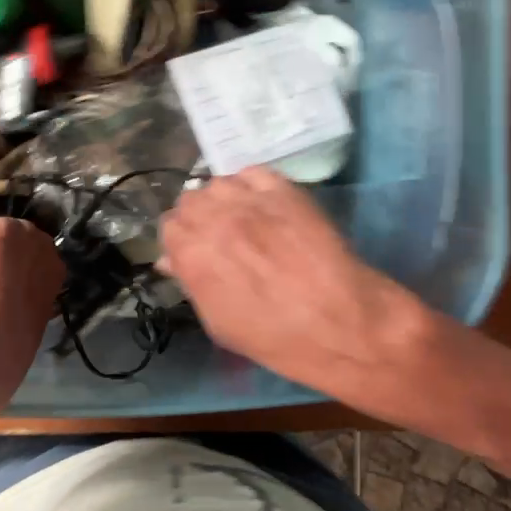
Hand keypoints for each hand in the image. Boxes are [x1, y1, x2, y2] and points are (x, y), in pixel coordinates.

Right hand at [159, 168, 441, 398]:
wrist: (341, 323)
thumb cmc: (275, 337)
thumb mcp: (219, 325)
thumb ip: (190, 284)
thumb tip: (171, 261)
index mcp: (191, 254)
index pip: (169, 226)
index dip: (182, 239)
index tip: (195, 251)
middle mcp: (213, 219)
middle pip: (190, 199)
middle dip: (199, 217)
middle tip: (220, 236)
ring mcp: (249, 200)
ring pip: (219, 183)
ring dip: (224, 199)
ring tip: (242, 218)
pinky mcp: (283, 190)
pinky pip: (254, 173)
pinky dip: (252, 184)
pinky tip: (264, 205)